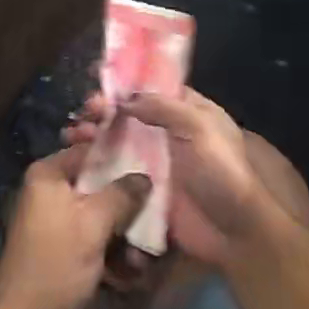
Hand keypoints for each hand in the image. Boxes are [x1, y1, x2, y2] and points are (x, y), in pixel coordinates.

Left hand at [0, 146, 149, 308]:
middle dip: (127, 207)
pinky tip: (127, 272)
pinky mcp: (65, 245)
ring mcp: (57, 218)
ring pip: (102, 214)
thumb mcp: (93, 224)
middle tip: (152, 221)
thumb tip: (145, 175)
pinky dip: (111, 251)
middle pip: (100, 184)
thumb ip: (122, 195)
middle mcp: (51, 189)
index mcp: (49, 174)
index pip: (92, 149)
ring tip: (138, 260)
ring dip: (124, 235)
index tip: (153, 166)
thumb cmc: (55, 263)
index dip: (123, 156)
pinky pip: (95, 236)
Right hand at [65, 89, 273, 266]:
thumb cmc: (222, 171)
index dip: (125, 81)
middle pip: (127, 113)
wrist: (234, 232)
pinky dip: (93, 163)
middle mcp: (166, 131)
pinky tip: (75, 159)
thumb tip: (126, 98)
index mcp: (186, 110)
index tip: (97, 76)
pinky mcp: (142, 188)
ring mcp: (153, 161)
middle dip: (102, 109)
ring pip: (116, 140)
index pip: (150, 87)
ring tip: (74, 135)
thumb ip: (163, 107)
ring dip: (93, 134)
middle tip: (85, 112)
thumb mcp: (199, 128)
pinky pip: (114, 171)